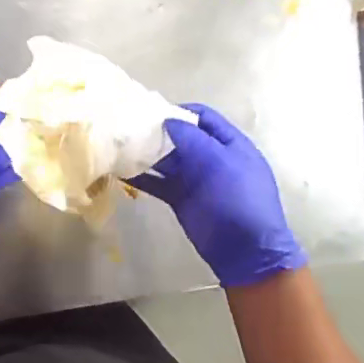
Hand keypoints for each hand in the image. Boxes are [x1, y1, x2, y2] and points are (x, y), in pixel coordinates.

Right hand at [127, 103, 305, 286]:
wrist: (245, 250)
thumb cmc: (238, 202)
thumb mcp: (219, 164)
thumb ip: (193, 140)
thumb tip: (166, 120)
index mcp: (229, 143)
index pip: (201, 117)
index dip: (176, 112)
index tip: (148, 112)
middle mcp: (211, 158)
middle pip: (180, 137)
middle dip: (156, 133)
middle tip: (126, 130)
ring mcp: (196, 180)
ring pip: (167, 161)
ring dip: (145, 155)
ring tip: (118, 149)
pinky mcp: (181, 200)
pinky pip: (159, 184)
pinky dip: (142, 179)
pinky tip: (122, 173)